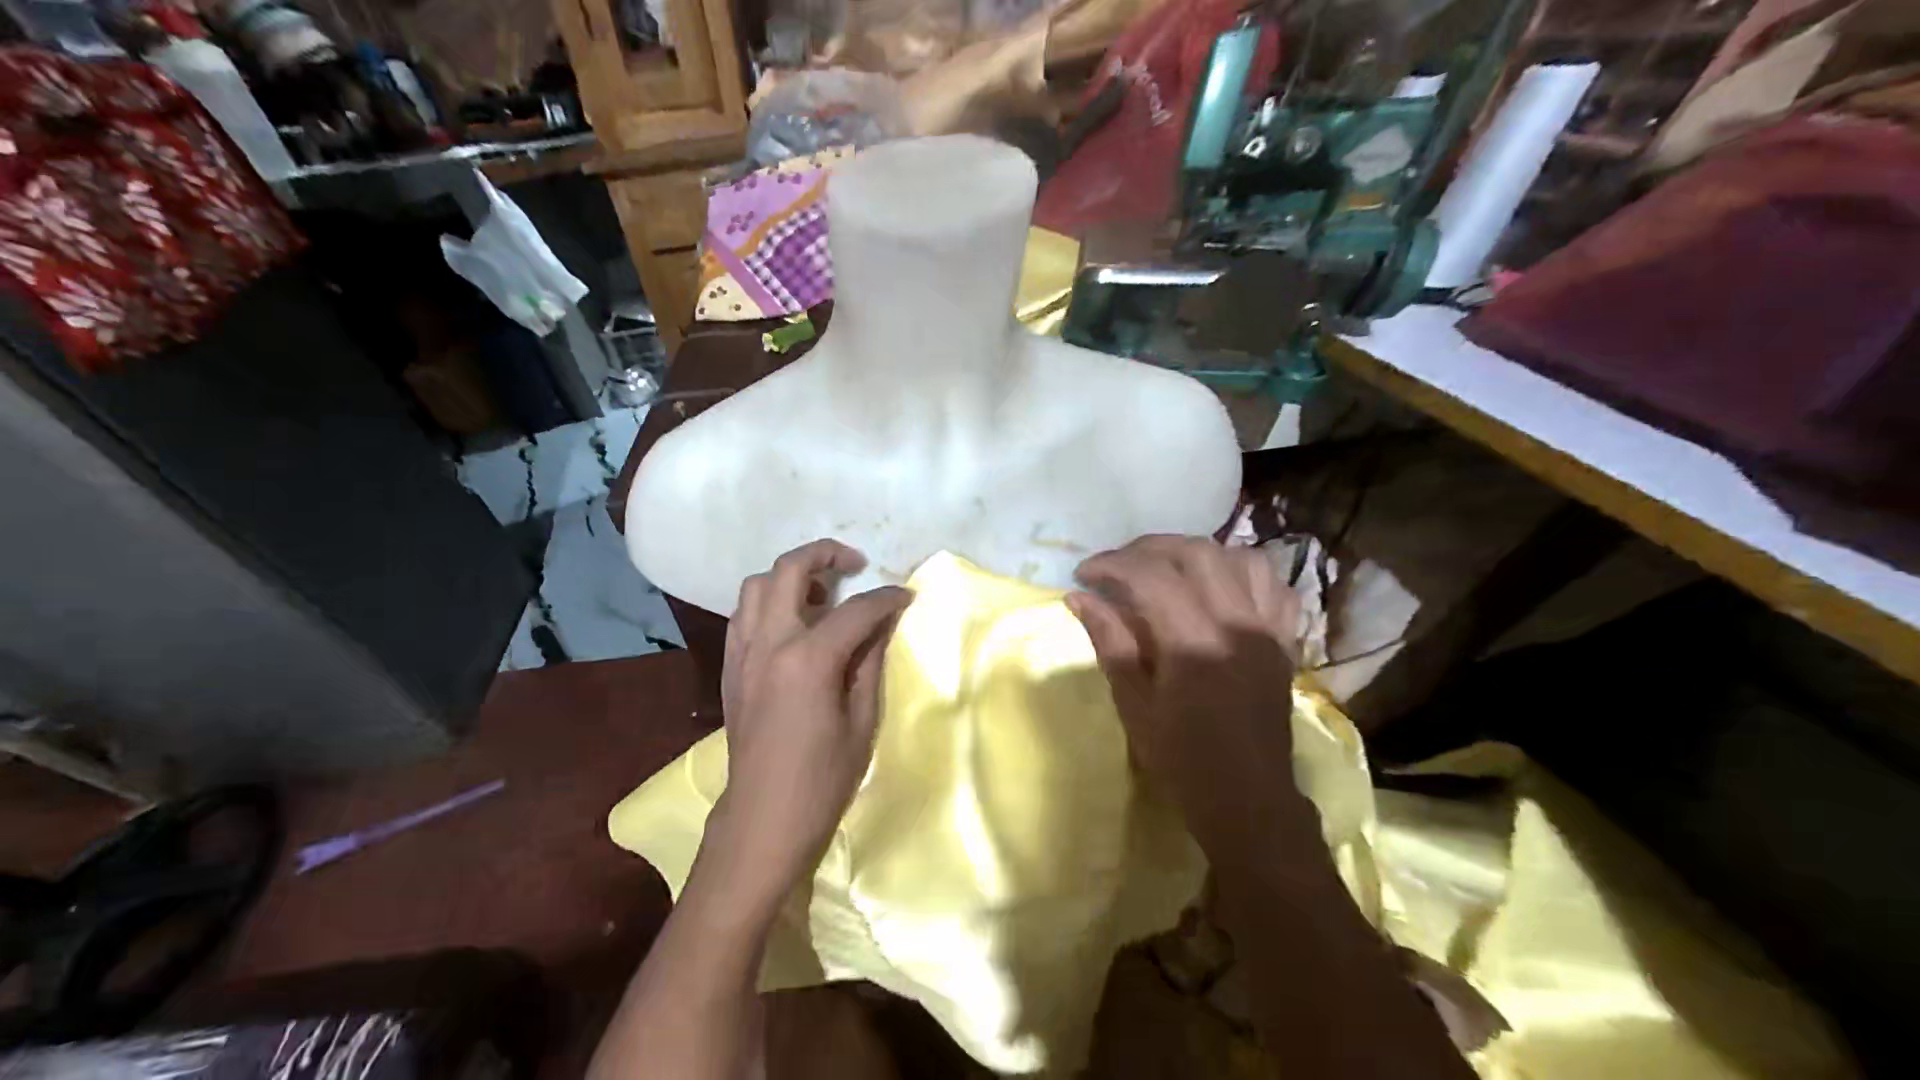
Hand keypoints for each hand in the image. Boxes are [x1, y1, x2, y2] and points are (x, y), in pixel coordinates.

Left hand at [707, 539, 912, 908]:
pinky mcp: (731, 668)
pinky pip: (744, 614)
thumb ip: (870, 661)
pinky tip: (794, 624)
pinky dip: (770, 603)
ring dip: (791, 576)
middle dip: (825, 553)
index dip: (886, 598)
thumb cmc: (823, 779)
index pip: (855, 609)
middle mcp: (768, 643)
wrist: (763, 819)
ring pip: (757, 585)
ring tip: (822, 593)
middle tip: (854, 562)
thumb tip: (882, 623)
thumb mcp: (862, 720)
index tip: (906, 595)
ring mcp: (742, 653)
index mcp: (807, 659)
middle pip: (789, 570)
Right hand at [1066, 536, 1308, 858]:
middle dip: (1148, 548)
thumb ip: (1109, 641)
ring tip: (1166, 568)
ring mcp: (1268, 629)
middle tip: (1118, 565)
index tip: (1084, 574)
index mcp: (1194, 643)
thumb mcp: (1134, 704)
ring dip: (1196, 553)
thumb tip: (1078, 597)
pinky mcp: (1284, 640)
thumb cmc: (1182, 758)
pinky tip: (1217, 585)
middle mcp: (1237, 623)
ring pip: (1239, 558)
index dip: (1112, 565)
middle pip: (1195, 553)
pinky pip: (1272, 585)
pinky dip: (1241, 571)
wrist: (1248, 798)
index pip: (1151, 576)